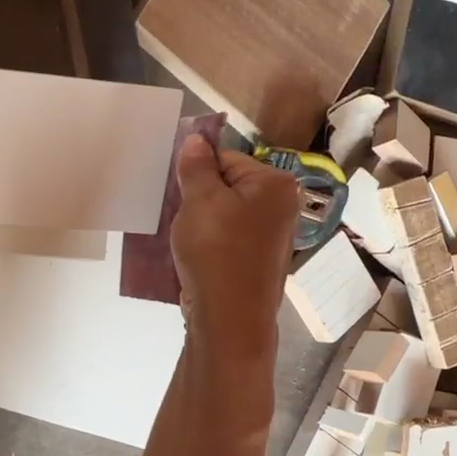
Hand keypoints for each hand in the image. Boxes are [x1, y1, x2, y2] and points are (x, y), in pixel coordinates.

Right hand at [170, 134, 297, 365]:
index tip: (175, 191)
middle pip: (227, 186)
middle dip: (197, 197)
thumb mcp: (199, 202)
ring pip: (224, 215)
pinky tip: (191, 255)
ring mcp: (270, 236)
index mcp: (274, 183)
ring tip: (181, 237)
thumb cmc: (216, 251)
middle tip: (176, 215)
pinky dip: (206, 242)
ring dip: (199, 222)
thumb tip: (196, 140)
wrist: (229, 315)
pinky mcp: (255, 261)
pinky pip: (226, 239)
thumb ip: (196, 168)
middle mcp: (281, 205)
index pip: (227, 158)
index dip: (196, 171)